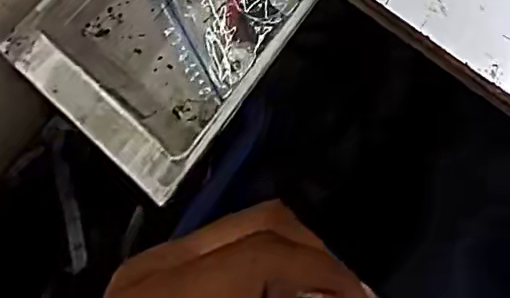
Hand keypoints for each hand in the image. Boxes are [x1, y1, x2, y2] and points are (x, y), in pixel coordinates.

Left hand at [106, 202, 366, 297]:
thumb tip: (337, 292)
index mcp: (171, 289)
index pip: (269, 249)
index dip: (328, 272)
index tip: (363, 295)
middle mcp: (157, 261)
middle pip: (265, 220)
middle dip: (318, 253)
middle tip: (352, 287)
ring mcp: (148, 266)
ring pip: (245, 226)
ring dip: (292, 253)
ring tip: (322, 285)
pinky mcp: (146, 277)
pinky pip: (218, 249)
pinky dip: (257, 264)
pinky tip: (278, 287)